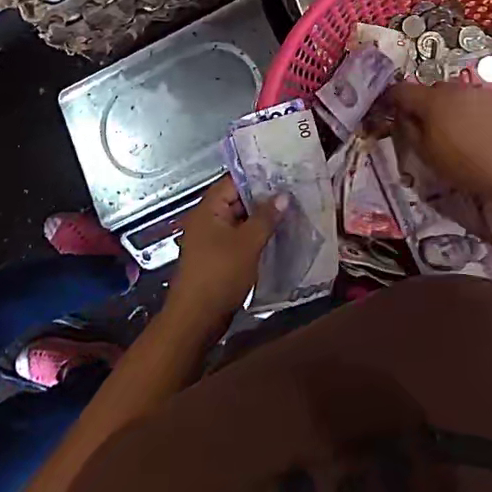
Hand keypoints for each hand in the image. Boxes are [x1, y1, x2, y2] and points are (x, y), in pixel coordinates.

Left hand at [167, 177, 284, 320]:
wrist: (197, 318)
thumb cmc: (220, 274)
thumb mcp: (248, 243)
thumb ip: (266, 217)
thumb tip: (283, 195)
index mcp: (208, 210)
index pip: (233, 181)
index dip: (258, 176)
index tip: (284, 173)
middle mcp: (207, 220)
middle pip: (237, 201)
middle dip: (264, 198)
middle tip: (295, 192)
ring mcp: (212, 240)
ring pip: (241, 221)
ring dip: (262, 219)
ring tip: (292, 212)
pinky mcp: (218, 258)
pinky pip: (239, 239)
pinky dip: (256, 236)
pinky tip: (279, 237)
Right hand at [389, 81, 491, 197]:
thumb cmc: (461, 163)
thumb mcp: (425, 153)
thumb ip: (408, 129)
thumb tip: (403, 115)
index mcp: (430, 100)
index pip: (401, 90)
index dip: (391, 98)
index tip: (389, 110)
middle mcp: (452, 88)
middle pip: (430, 90)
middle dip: (423, 104)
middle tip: (424, 127)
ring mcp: (476, 91)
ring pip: (453, 93)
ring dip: (447, 106)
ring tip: (451, 129)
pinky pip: (472, 99)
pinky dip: (467, 109)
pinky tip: (474, 129)